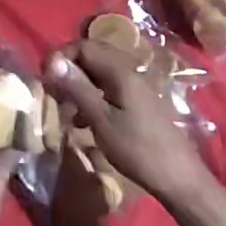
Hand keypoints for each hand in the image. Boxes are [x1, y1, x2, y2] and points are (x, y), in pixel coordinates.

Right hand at [46, 39, 218, 204]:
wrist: (179, 179)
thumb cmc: (138, 149)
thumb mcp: (101, 119)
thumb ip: (77, 88)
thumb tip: (53, 61)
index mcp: (121, 71)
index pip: (84, 46)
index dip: (61, 56)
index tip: (46, 78)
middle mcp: (129, 72)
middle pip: (92, 56)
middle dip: (69, 70)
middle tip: (53, 91)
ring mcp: (136, 87)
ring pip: (99, 73)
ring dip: (79, 85)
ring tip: (65, 109)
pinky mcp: (139, 102)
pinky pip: (109, 88)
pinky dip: (92, 97)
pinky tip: (82, 120)